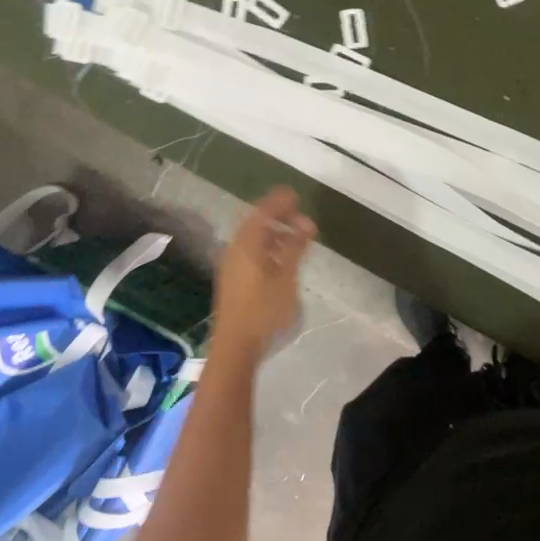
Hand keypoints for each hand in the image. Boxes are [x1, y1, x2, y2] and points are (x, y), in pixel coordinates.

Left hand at [211, 186, 316, 349]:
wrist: (236, 346)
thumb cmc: (264, 310)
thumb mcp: (285, 277)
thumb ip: (295, 247)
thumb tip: (306, 221)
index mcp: (247, 246)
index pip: (262, 213)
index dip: (278, 202)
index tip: (295, 194)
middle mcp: (236, 251)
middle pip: (256, 225)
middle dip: (277, 217)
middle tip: (300, 215)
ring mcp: (233, 267)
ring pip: (254, 241)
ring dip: (274, 233)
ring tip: (296, 236)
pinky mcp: (235, 281)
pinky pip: (252, 253)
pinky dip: (268, 248)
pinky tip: (282, 258)